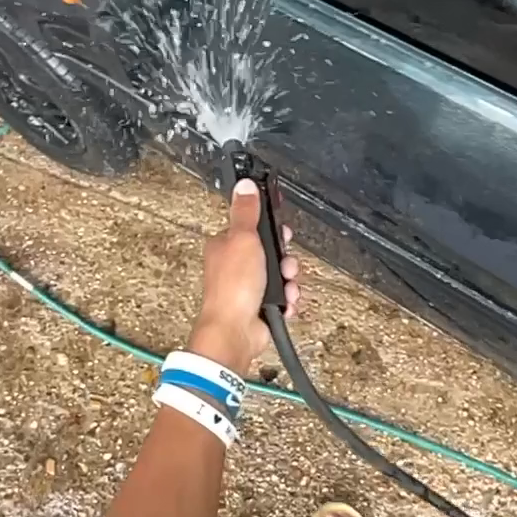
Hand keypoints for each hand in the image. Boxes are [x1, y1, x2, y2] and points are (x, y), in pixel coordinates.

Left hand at [185, 179, 299, 374]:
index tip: (282, 232)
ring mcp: (248, 287)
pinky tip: (286, 303)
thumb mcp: (242, 239)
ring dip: (290, 281)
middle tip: (284, 263)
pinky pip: (284, 297)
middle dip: (285, 259)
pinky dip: (289, 300)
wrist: (235, 331)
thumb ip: (246, 212)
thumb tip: (244, 185)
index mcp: (226, 245)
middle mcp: (236, 266)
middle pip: (272, 252)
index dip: (271, 229)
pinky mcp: (260, 306)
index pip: (253, 226)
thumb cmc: (232, 287)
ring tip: (287, 287)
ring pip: (281, 275)